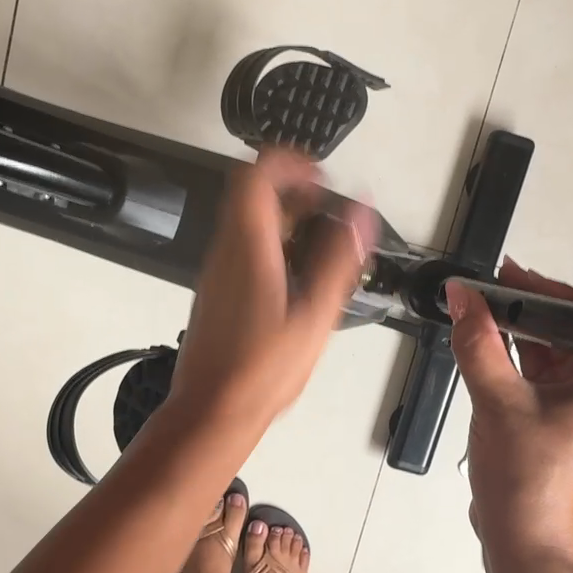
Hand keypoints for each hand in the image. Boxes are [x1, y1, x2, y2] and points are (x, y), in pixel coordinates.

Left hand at [165, 149, 376, 434]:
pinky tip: (297, 283)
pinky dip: (271, 249)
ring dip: (284, 222)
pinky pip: (241, 253)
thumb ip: (339, 259)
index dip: (290, 161)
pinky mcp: (215, 296)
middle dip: (294, 192)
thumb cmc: (258, 371)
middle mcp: (224, 253)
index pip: (256, 173)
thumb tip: (359, 215)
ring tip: (320, 249)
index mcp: (247, 247)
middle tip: (327, 210)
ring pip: (246, 225)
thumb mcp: (315, 314)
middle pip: (251, 195)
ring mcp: (216, 275)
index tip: (320, 176)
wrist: (213, 411)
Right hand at [446, 259, 572, 551]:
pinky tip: (480, 348)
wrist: (520, 535)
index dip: (558, 290)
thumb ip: (479, 344)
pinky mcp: (546, 419)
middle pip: (568, 329)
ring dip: (514, 333)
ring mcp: (570, 406)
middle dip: (528, 307)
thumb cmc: (530, 482)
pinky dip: (507, 359)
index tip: (515, 278)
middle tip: (490, 291)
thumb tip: (464, 299)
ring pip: (546, 352)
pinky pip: (530, 376)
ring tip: (478, 314)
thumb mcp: (499, 400)